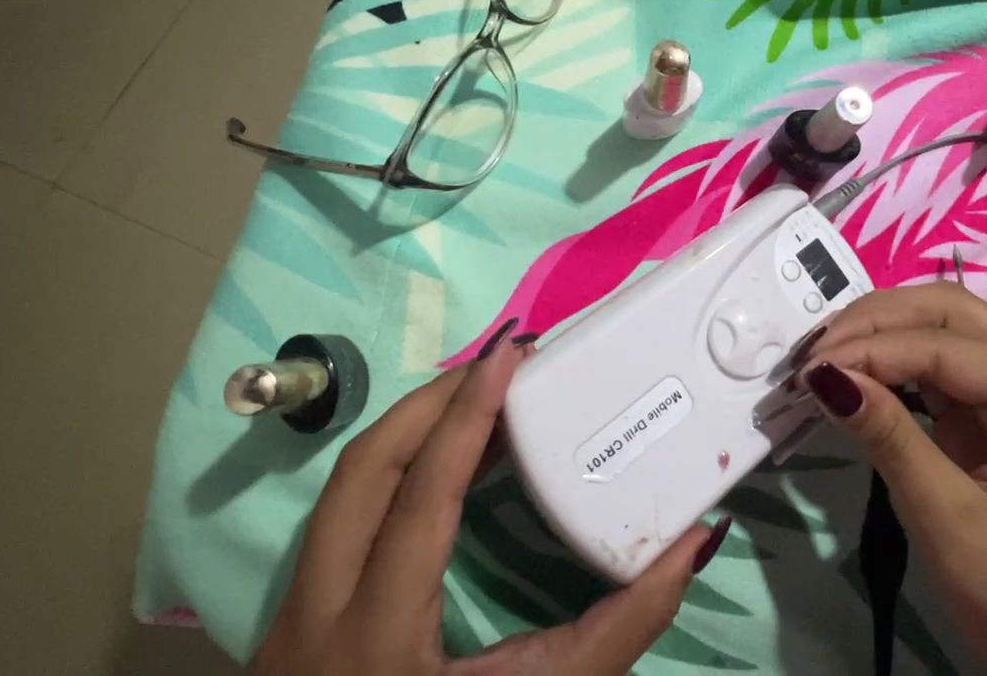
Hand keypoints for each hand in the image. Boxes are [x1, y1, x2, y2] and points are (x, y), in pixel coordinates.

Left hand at [253, 336, 729, 675]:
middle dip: (433, 401)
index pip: (422, 494)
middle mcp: (316, 612)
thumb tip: (692, 542)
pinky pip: (345, 508)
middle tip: (501, 366)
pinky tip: (450, 455)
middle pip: (365, 468)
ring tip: (482, 395)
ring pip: (345, 483)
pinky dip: (398, 462)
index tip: (508, 353)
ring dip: (413, 427)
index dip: (467, 414)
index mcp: (376, 633)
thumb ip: (623, 625)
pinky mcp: (298, 611)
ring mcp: (294, 611)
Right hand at [797, 284, 986, 675]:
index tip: (808, 370)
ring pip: (951, 337)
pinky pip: (949, 377)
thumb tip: (824, 376)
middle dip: (880, 321)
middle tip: (815, 348)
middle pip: (956, 317)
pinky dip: (900, 370)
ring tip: (826, 357)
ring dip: (887, 337)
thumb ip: (892, 442)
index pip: (951, 346)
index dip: (876, 347)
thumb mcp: (957, 531)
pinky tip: (861, 377)